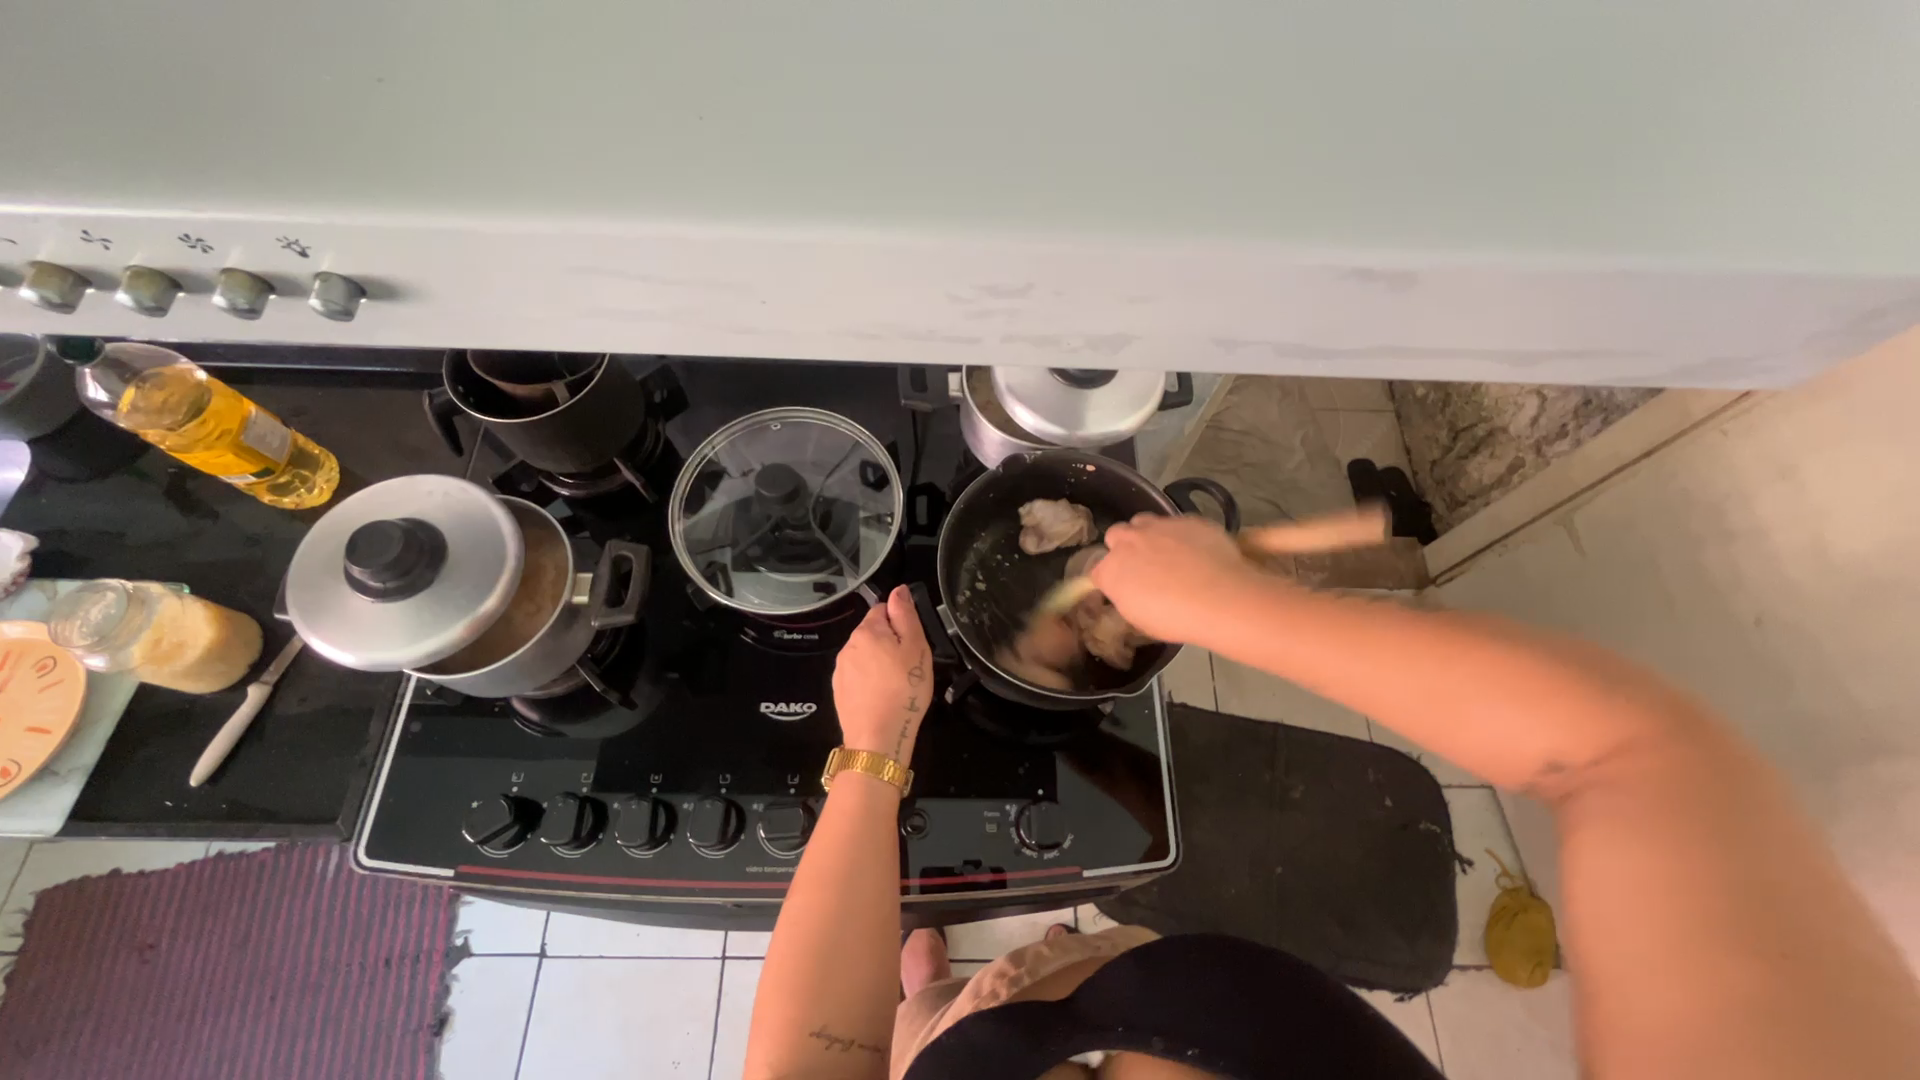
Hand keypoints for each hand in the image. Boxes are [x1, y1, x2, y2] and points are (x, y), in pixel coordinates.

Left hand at [831, 585, 933, 762]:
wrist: (878, 738)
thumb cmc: (904, 689)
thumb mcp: (916, 648)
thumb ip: (906, 615)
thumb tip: (898, 590)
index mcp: (867, 631)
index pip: (883, 610)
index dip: (901, 623)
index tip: (912, 645)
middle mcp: (848, 646)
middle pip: (872, 633)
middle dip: (889, 643)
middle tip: (908, 666)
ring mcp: (840, 670)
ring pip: (864, 656)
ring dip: (878, 662)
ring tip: (897, 684)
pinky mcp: (839, 691)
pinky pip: (857, 676)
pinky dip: (869, 681)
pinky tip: (882, 697)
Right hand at [1089, 514, 1263, 644]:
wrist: (1220, 598)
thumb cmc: (1175, 618)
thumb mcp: (1139, 619)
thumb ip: (1126, 597)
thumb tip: (1128, 591)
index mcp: (1111, 569)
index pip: (1096, 571)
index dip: (1109, 579)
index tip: (1122, 588)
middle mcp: (1129, 541)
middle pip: (1115, 535)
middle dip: (1124, 547)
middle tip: (1142, 566)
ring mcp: (1159, 526)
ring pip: (1142, 521)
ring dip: (1147, 534)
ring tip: (1166, 552)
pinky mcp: (1187, 519)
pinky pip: (1176, 523)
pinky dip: (1180, 535)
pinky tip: (1196, 551)